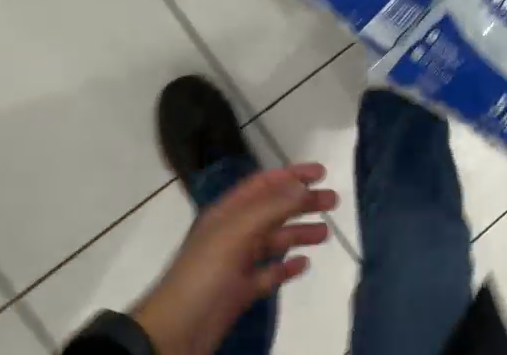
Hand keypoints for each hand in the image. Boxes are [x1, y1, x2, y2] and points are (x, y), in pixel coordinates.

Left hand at [132, 162, 339, 354]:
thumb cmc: (202, 276)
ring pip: (274, 241)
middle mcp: (233, 233)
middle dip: (302, 203)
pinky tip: (304, 265)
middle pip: (274, 210)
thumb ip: (270, 208)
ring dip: (299, 233)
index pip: (264, 183)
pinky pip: (268, 274)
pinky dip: (286, 267)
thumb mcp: (235, 234)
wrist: (172, 334)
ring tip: (325, 235)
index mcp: (228, 213)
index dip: (291, 174)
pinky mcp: (240, 292)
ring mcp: (236, 264)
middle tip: (333, 202)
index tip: (321, 173)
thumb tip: (302, 185)